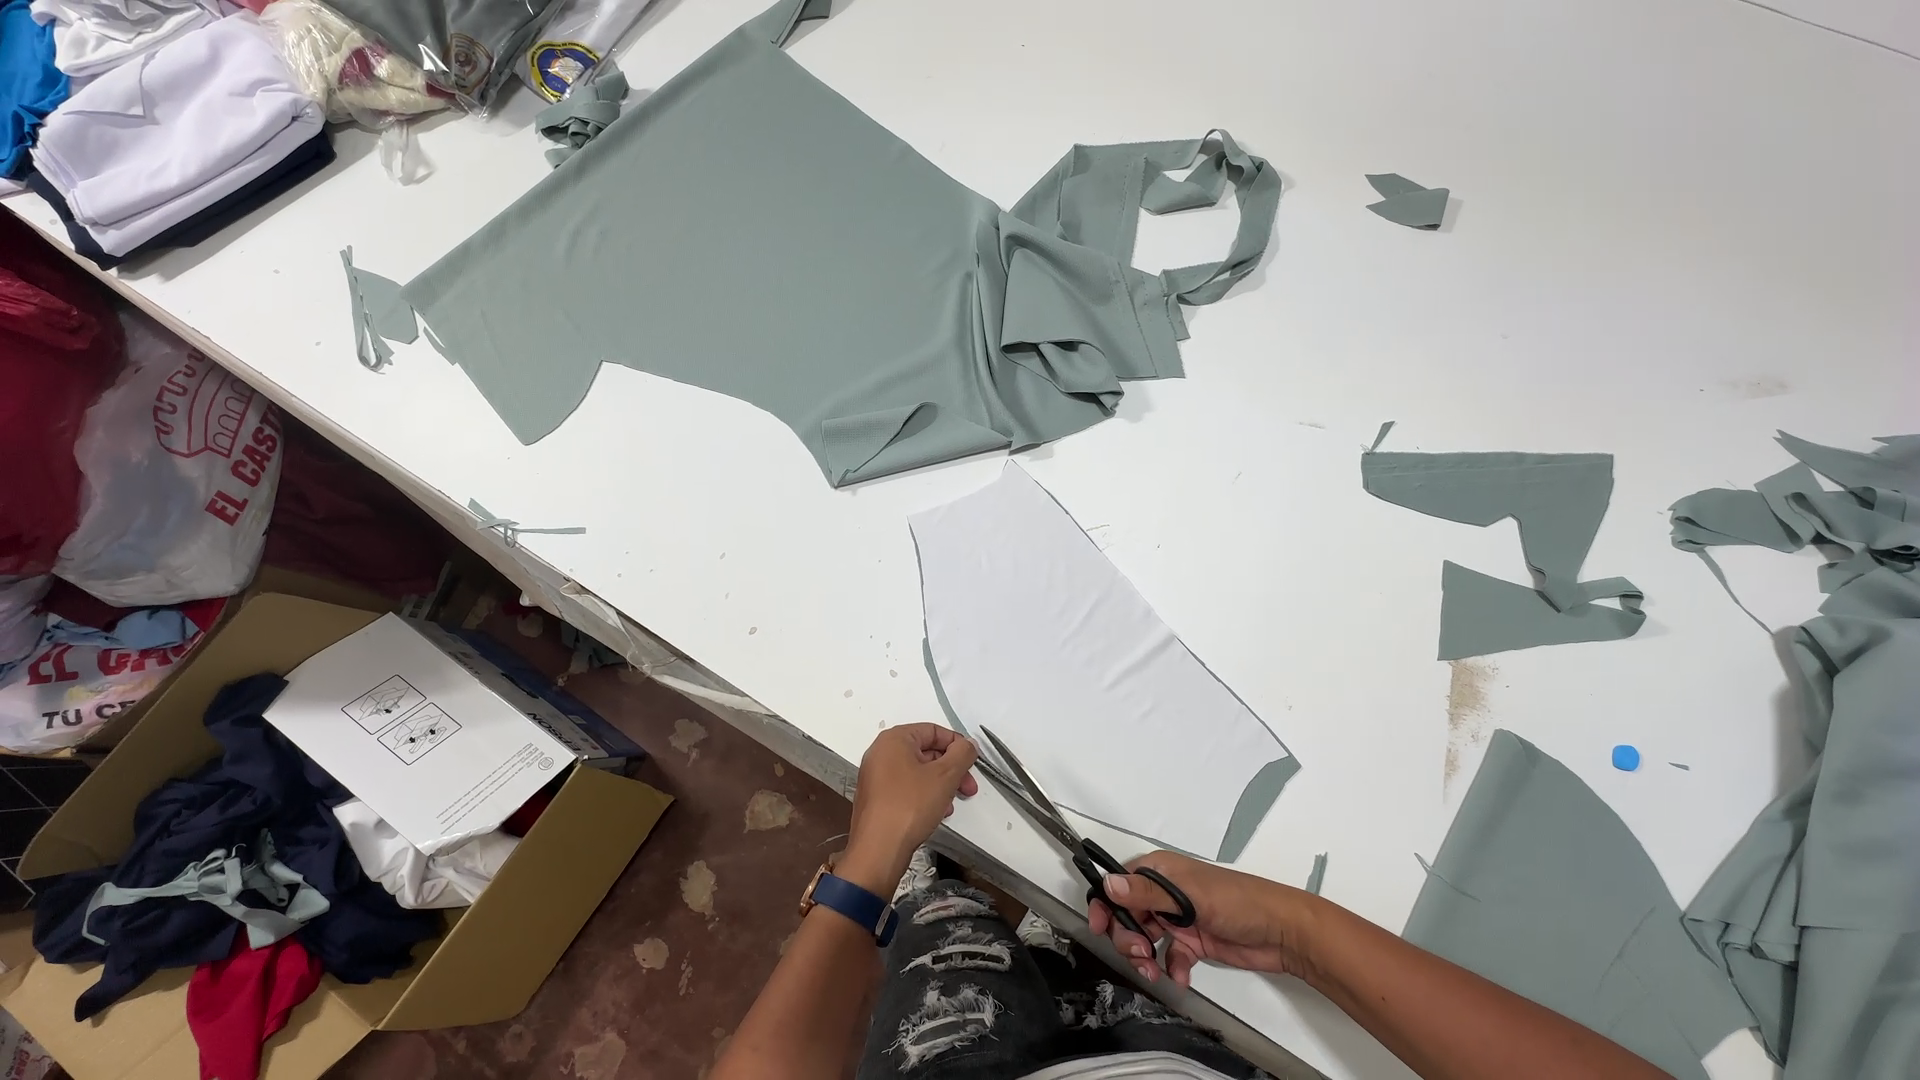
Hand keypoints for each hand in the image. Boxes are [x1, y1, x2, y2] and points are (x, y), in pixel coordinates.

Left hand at [838, 724, 978, 893]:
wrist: (878, 850)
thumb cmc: (910, 806)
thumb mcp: (945, 776)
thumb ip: (962, 754)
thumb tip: (968, 744)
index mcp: (894, 739)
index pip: (933, 730)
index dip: (957, 744)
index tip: (972, 762)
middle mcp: (881, 753)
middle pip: (926, 751)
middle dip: (951, 769)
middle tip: (968, 787)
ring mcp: (876, 776)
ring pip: (918, 772)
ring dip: (940, 785)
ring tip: (951, 804)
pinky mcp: (876, 798)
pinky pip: (906, 788)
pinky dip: (924, 795)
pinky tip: (936, 812)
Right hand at [1090, 850, 1320, 988]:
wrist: (1282, 932)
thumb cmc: (1236, 902)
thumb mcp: (1189, 896)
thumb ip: (1147, 892)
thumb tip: (1108, 884)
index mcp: (1160, 871)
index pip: (1119, 883)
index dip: (1105, 903)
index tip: (1099, 926)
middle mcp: (1164, 892)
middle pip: (1126, 914)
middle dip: (1125, 936)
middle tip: (1139, 953)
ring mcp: (1177, 918)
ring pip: (1144, 936)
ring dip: (1143, 955)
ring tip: (1154, 971)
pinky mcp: (1192, 942)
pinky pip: (1168, 956)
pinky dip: (1170, 967)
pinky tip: (1181, 976)